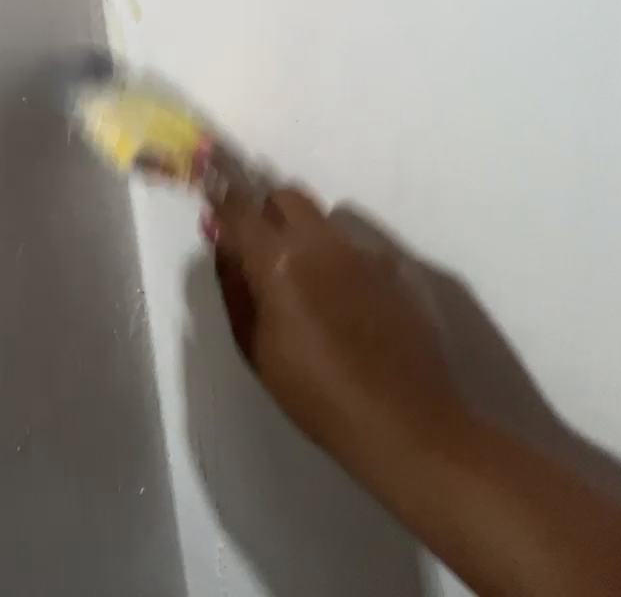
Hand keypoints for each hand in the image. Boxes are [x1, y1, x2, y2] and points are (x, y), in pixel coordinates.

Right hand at [202, 182, 468, 477]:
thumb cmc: (315, 393)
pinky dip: (344, 264)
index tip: (211, 193)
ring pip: (326, 222)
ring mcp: (368, 254)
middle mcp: (323, 243)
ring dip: (308, 238)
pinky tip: (351, 307)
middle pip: (287, 196)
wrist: (410, 426)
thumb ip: (234, 285)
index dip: (220, 195)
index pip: (238, 206)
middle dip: (267, 210)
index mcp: (278, 259)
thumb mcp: (253, 345)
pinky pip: (360, 251)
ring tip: (311, 285)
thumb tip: (225, 244)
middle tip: (261, 246)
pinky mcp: (403, 271)